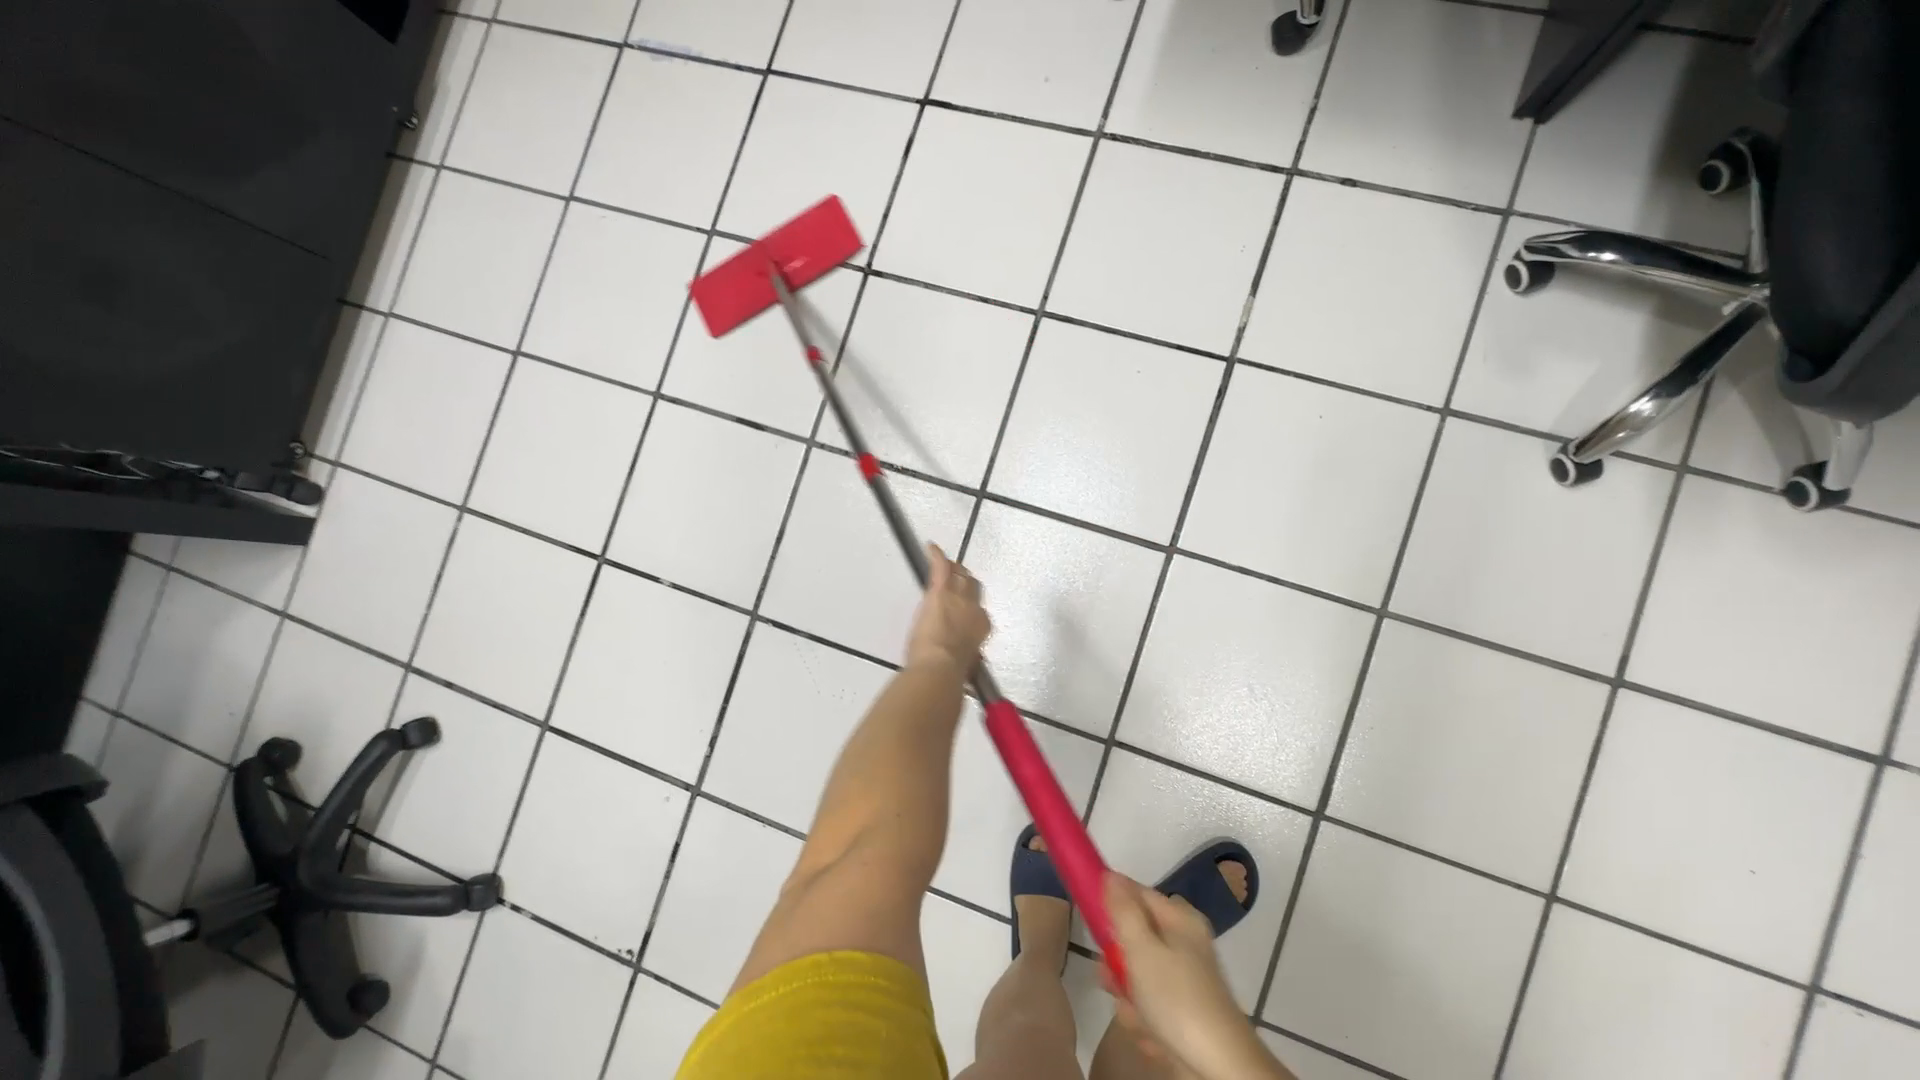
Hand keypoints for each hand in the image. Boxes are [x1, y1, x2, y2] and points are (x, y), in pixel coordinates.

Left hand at [905, 544, 990, 673]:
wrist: (940, 665)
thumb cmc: (953, 672)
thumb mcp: (966, 664)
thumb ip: (967, 656)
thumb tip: (966, 660)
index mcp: (982, 627)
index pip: (978, 612)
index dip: (968, 611)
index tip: (960, 614)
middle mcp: (974, 607)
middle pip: (971, 588)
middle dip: (965, 585)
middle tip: (956, 584)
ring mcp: (957, 597)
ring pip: (959, 576)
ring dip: (953, 571)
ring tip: (947, 566)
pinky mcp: (939, 591)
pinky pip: (940, 567)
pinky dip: (936, 556)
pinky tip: (930, 546)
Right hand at [1101, 874, 1292, 1079]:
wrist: (1219, 1067)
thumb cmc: (1177, 1000)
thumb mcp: (1142, 950)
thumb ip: (1122, 911)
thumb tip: (1110, 874)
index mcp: (1179, 921)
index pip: (1137, 894)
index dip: (1112, 903)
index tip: (1092, 922)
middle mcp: (1183, 944)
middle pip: (1132, 939)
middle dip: (1118, 966)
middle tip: (1113, 979)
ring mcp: (1183, 980)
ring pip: (1135, 977)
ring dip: (1129, 998)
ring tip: (1139, 1015)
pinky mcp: (1180, 1012)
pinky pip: (1147, 1006)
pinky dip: (1144, 1020)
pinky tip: (1152, 1036)